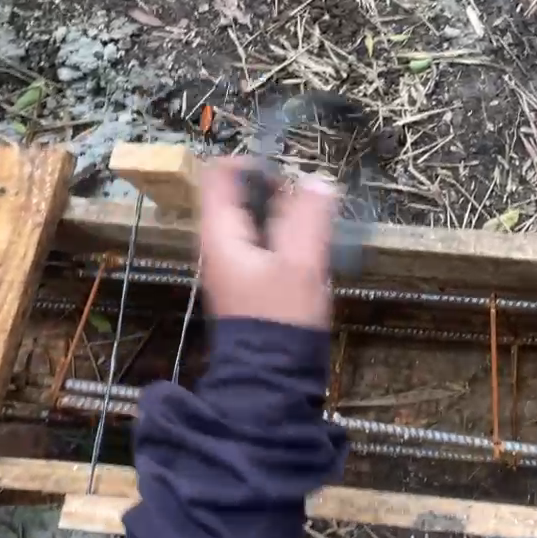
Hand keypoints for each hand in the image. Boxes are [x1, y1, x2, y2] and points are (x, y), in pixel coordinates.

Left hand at [197, 157, 338, 328]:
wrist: (270, 376)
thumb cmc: (281, 316)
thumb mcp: (301, 263)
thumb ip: (309, 218)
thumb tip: (318, 179)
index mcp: (220, 234)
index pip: (219, 175)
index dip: (250, 162)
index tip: (286, 170)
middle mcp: (218, 244)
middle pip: (238, 195)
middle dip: (274, 188)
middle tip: (308, 199)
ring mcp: (231, 263)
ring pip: (254, 218)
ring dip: (282, 212)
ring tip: (313, 221)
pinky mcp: (248, 279)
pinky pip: (262, 240)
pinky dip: (283, 234)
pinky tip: (307, 248)